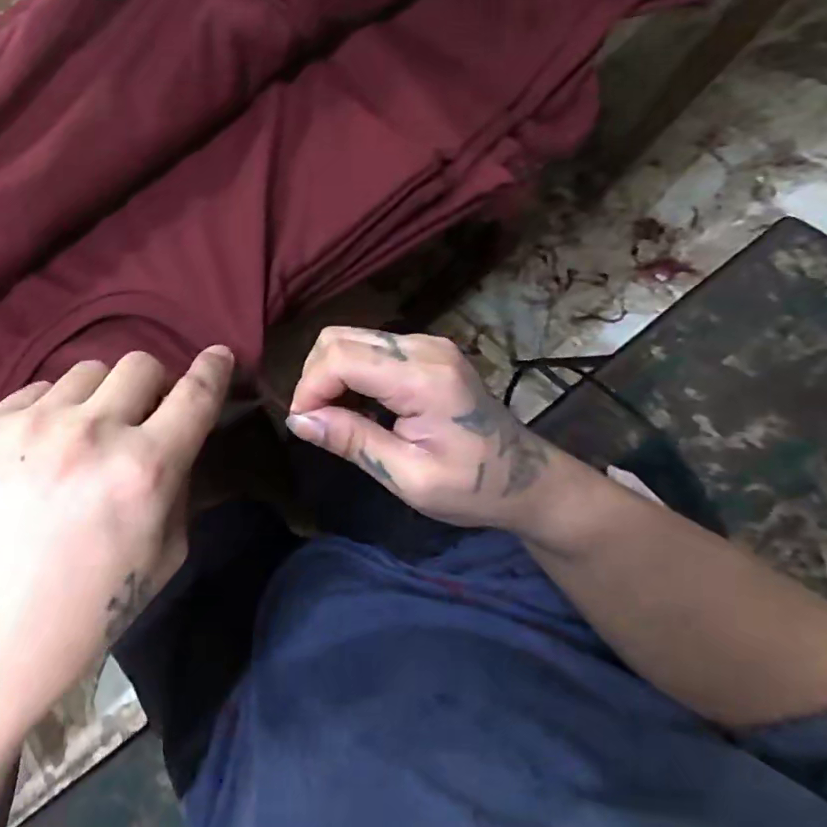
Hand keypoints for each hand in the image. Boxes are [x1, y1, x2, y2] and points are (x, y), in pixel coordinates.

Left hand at [0, 346, 234, 750]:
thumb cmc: (92, 610)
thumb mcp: (164, 555)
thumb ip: (178, 484)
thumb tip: (177, 437)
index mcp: (143, 469)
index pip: (194, 394)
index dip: (213, 369)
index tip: (217, 356)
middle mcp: (91, 432)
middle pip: (139, 363)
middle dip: (153, 385)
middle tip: (142, 416)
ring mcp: (33, 424)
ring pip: (87, 371)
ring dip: (101, 397)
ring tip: (86, 437)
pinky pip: (38, 391)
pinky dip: (53, 411)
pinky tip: (42, 451)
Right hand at [284, 327, 573, 535]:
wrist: (530, 480)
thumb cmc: (474, 488)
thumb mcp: (409, 478)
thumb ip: (352, 442)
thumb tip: (297, 421)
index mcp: (424, 379)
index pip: (340, 359)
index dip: (309, 388)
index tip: (303, 424)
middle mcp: (424, 348)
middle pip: (337, 339)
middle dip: (314, 378)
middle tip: (316, 421)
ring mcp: (426, 344)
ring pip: (347, 338)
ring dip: (327, 374)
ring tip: (334, 416)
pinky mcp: (424, 349)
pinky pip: (366, 346)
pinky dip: (347, 371)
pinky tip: (356, 405)